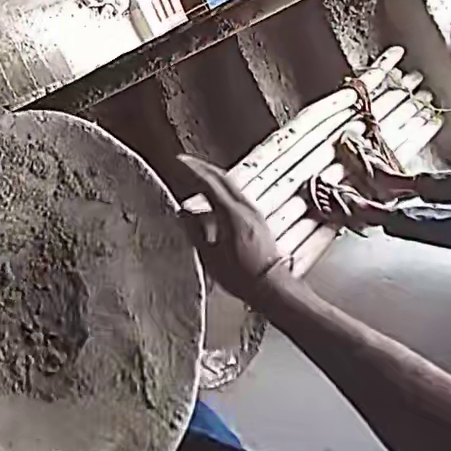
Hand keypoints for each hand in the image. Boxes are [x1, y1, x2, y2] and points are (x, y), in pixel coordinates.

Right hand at [175, 155, 286, 299]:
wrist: (271, 288)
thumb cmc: (242, 277)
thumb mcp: (209, 255)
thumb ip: (195, 230)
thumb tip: (185, 212)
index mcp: (231, 214)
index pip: (208, 183)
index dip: (192, 170)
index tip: (179, 162)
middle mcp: (245, 208)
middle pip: (222, 177)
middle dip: (203, 167)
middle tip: (187, 163)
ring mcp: (254, 213)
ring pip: (231, 184)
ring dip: (213, 176)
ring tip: (198, 177)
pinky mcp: (258, 219)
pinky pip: (236, 194)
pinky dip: (222, 188)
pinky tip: (215, 197)